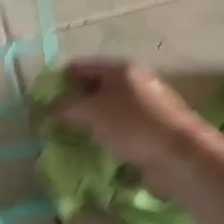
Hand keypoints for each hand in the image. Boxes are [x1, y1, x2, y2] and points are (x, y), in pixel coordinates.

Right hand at [48, 59, 220, 194]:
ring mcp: (148, 107)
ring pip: (110, 111)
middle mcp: (136, 83)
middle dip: (76, 104)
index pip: (81, 67)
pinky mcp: (155, 130)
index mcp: (121, 69)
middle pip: (97, 88)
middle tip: (55, 123)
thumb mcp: (90, 112)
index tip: (43, 102)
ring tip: (73, 140)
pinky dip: (109, 138)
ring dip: (92, 124)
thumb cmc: (131, 125)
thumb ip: (65, 108)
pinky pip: (123, 130)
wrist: (180, 155)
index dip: (60, 81)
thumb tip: (47, 109)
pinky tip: (99, 152)